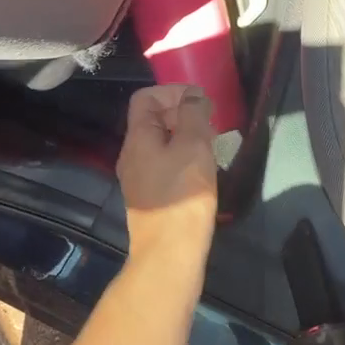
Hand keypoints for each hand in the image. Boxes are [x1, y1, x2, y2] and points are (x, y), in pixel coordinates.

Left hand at [117, 84, 218, 254]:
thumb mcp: (193, 146)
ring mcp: (139, 179)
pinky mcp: (151, 198)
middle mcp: (132, 156)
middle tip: (211, 123)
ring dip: (185, 137)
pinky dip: (183, 158)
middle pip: (152, 120)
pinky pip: (164, 165)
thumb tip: (193, 96)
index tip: (200, 101)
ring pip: (161, 144)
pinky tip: (203, 171)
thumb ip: (193, 114)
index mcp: (137, 139)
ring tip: (212, 146)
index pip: (145, 98)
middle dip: (182, 114)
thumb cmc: (182, 195)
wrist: (169, 253)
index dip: (172, 91)